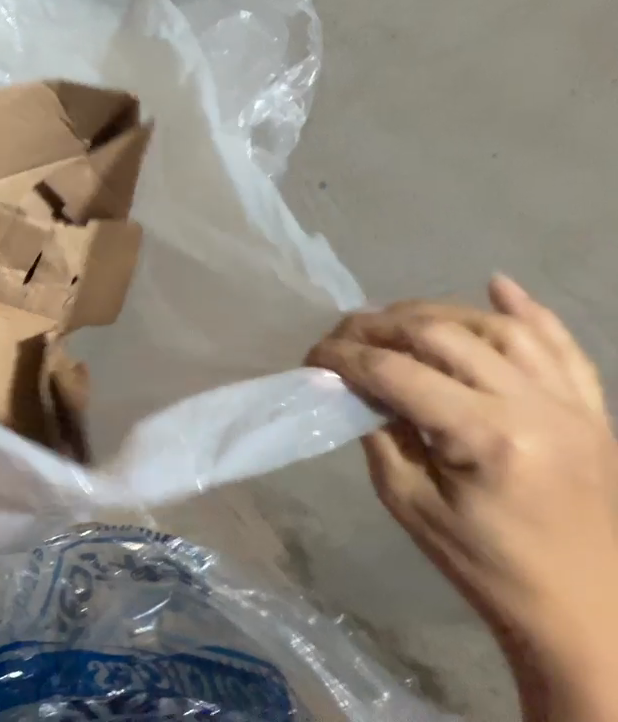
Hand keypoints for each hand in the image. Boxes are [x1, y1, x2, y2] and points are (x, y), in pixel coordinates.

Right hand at [309, 276, 617, 718]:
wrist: (589, 610)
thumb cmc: (484, 564)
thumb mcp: (408, 500)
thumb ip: (380, 432)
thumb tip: (353, 388)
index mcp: (488, 437)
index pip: (394, 370)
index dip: (340, 357)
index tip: (308, 360)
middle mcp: (538, 408)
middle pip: (442, 334)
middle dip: (377, 326)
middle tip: (338, 340)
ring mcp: (575, 406)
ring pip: (497, 329)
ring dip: (436, 314)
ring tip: (393, 322)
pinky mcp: (594, 413)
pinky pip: (564, 348)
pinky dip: (529, 313)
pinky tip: (496, 286)